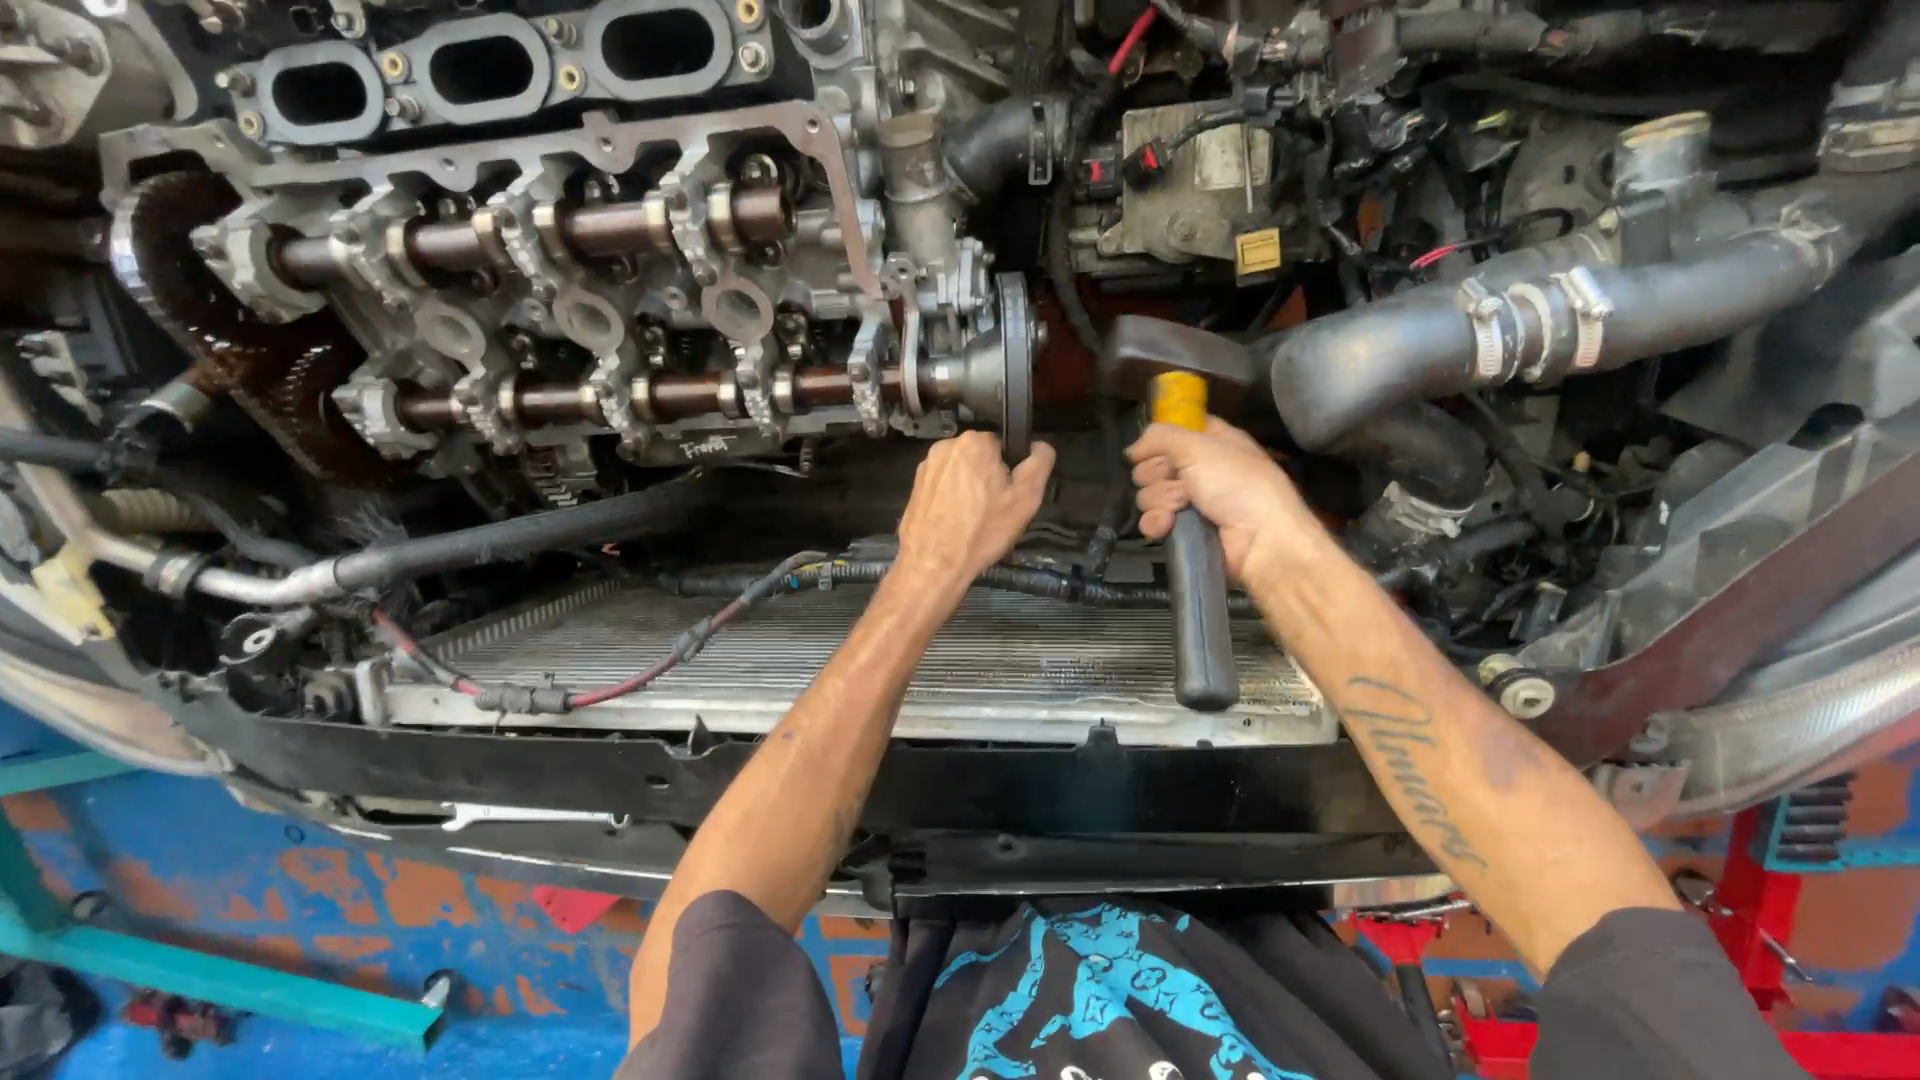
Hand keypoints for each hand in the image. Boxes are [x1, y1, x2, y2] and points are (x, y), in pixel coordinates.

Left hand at [895, 432, 1055, 595]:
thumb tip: (1039, 445)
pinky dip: (951, 500)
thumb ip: (1039, 463)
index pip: (1002, 446)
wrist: (934, 564)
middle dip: (988, 479)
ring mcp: (926, 466)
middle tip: (993, 511)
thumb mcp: (1026, 498)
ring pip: (960, 473)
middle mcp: (946, 446)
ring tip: (974, 520)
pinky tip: (955, 524)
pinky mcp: (915, 486)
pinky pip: (942, 486)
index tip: (1007, 495)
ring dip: (969, 490)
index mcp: (975, 441)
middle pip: (980, 458)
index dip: (1009, 471)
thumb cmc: (983, 531)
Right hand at [1127, 416, 1321, 584]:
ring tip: (1181, 507)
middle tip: (1179, 481)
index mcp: (1212, 443)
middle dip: (1158, 474)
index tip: (1152, 449)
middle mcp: (1200, 469)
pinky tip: (1167, 526)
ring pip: (1150, 493)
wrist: (1260, 540)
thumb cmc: (1237, 484)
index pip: (1174, 432)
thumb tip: (1132, 450)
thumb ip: (1160, 437)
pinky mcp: (1184, 530)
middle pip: (1154, 464)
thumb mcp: (1200, 446)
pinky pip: (1153, 520)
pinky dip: (1156, 523)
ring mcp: (1191, 501)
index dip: (1159, 440)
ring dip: (1160, 500)